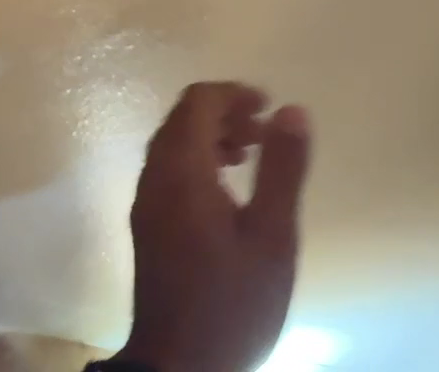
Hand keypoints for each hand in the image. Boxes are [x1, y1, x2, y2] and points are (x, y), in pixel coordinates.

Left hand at [114, 82, 312, 371]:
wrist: (179, 363)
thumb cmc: (232, 301)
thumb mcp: (272, 236)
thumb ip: (282, 169)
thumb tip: (292, 110)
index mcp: (181, 168)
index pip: (197, 101)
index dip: (233, 93)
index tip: (269, 106)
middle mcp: (154, 173)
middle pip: (182, 117)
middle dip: (223, 112)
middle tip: (264, 132)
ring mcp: (145, 197)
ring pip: (172, 142)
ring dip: (209, 135)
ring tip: (250, 157)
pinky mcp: (146, 220)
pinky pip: (167, 167)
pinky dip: (196, 159)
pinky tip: (225, 189)